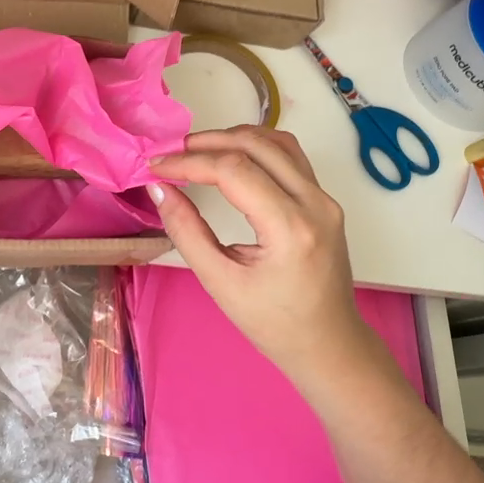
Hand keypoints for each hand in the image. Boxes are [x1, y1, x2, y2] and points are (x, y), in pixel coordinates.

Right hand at [148, 127, 369, 374]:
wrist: (328, 344)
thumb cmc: (272, 323)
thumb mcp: (219, 282)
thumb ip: (186, 231)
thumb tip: (158, 188)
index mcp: (290, 228)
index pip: (234, 170)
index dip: (189, 162)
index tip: (156, 167)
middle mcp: (315, 203)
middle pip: (256, 145)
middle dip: (206, 142)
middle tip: (170, 153)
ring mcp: (325, 199)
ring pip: (276, 142)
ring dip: (232, 138)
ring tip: (195, 152)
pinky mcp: (324, 200)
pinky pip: (289, 156)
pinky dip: (254, 147)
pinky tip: (228, 158)